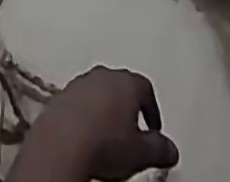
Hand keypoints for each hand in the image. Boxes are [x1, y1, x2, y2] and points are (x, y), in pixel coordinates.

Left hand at [8, 67, 176, 181]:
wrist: (62, 144)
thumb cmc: (102, 142)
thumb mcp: (141, 153)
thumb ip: (160, 148)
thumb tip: (170, 150)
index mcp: (127, 82)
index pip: (146, 89)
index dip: (152, 111)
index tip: (153, 130)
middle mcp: (103, 76)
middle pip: (121, 88)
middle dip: (128, 109)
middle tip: (132, 133)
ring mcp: (79, 84)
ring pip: (98, 93)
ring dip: (105, 111)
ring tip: (108, 138)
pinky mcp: (60, 97)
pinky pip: (78, 103)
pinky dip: (85, 117)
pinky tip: (87, 137)